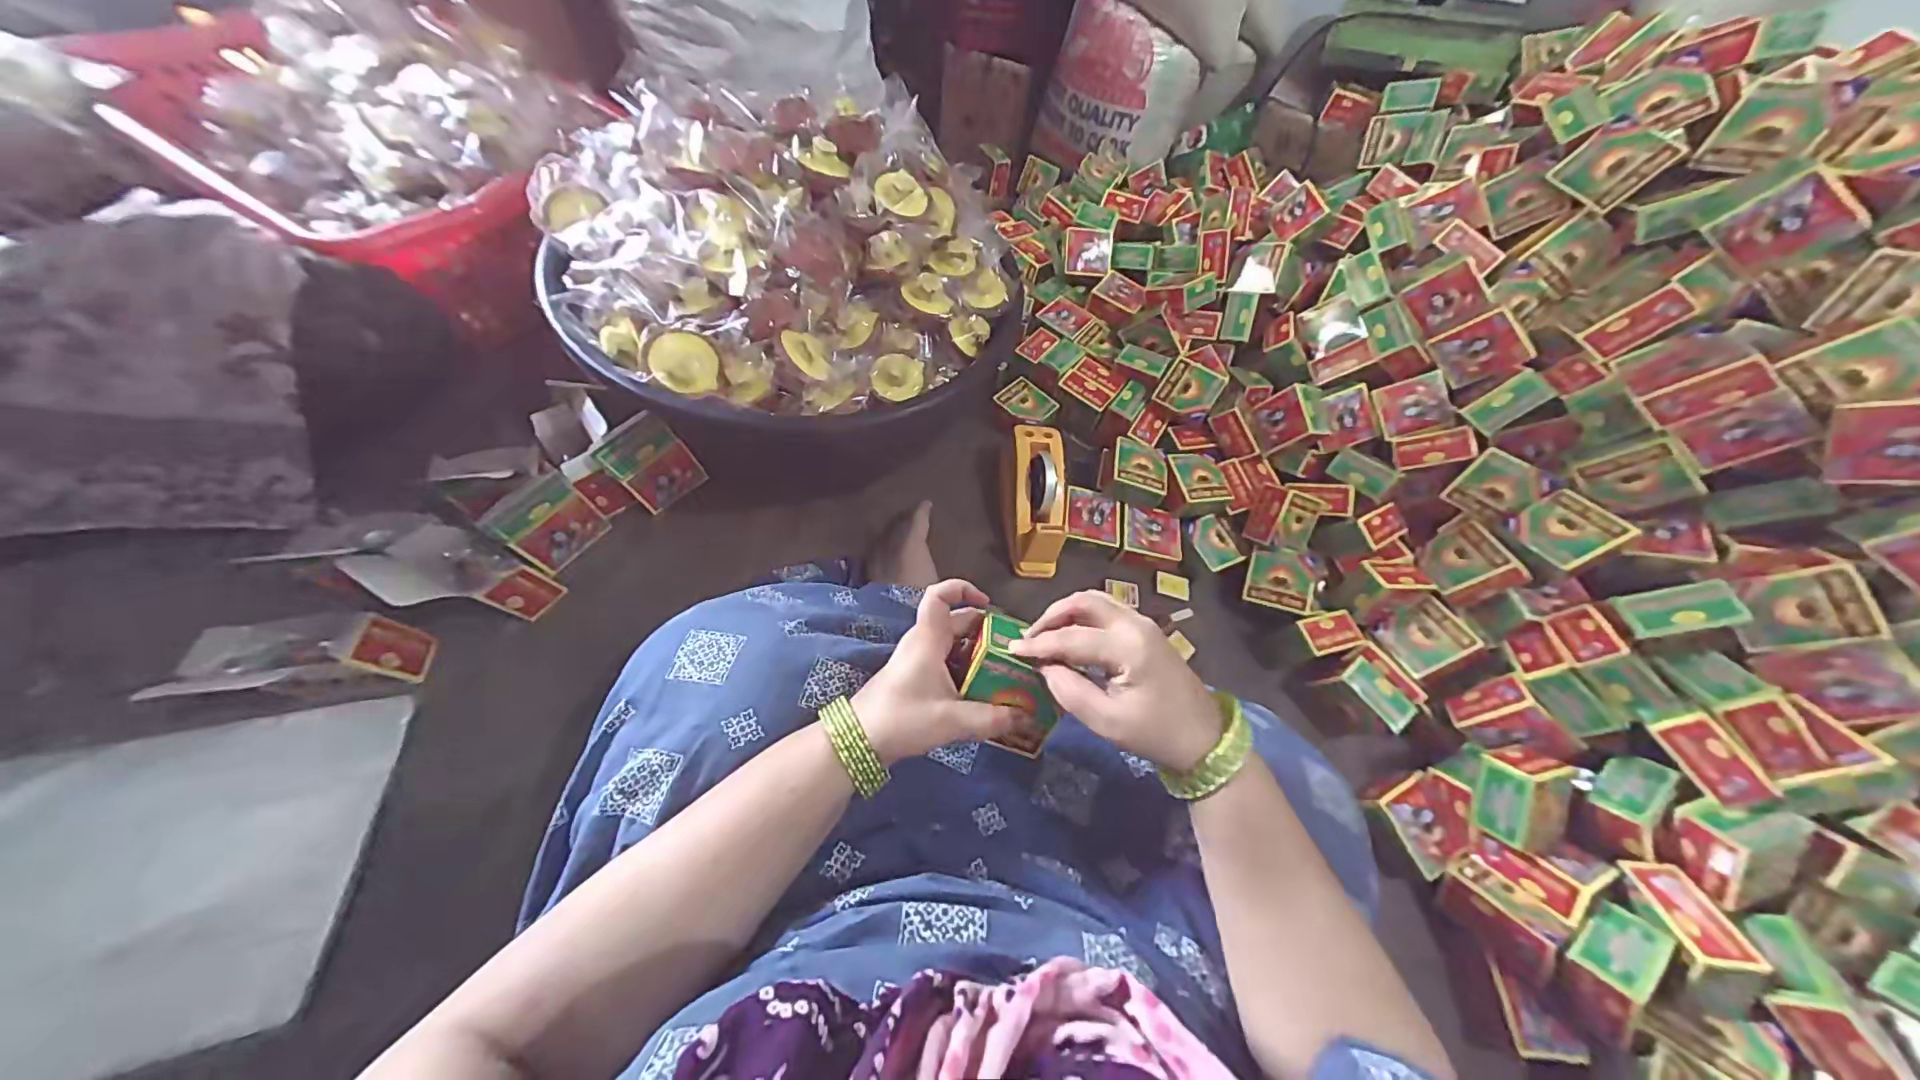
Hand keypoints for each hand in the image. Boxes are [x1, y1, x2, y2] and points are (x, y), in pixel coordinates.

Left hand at [850, 579, 1023, 765]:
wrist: (859, 740)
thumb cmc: (903, 718)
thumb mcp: (952, 720)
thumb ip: (992, 718)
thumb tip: (1026, 717)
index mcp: (928, 638)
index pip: (940, 595)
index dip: (964, 590)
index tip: (988, 605)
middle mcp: (922, 642)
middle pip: (956, 622)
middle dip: (985, 631)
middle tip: (1011, 650)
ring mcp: (917, 659)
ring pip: (953, 644)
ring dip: (977, 654)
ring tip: (1003, 672)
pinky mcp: (915, 677)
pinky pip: (946, 662)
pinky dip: (965, 669)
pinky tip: (981, 692)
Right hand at [1008, 589, 1221, 770]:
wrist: (1204, 739)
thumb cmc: (1155, 734)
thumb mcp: (1106, 722)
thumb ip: (1069, 691)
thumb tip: (1045, 667)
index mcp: (1128, 646)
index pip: (1071, 636)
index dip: (1038, 644)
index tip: (1011, 649)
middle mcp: (1136, 625)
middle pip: (1084, 602)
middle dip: (1051, 616)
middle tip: (1029, 639)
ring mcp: (1144, 624)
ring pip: (1096, 601)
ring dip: (1067, 613)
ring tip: (1045, 637)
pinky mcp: (1146, 631)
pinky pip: (1107, 612)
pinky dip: (1083, 618)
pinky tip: (1069, 638)